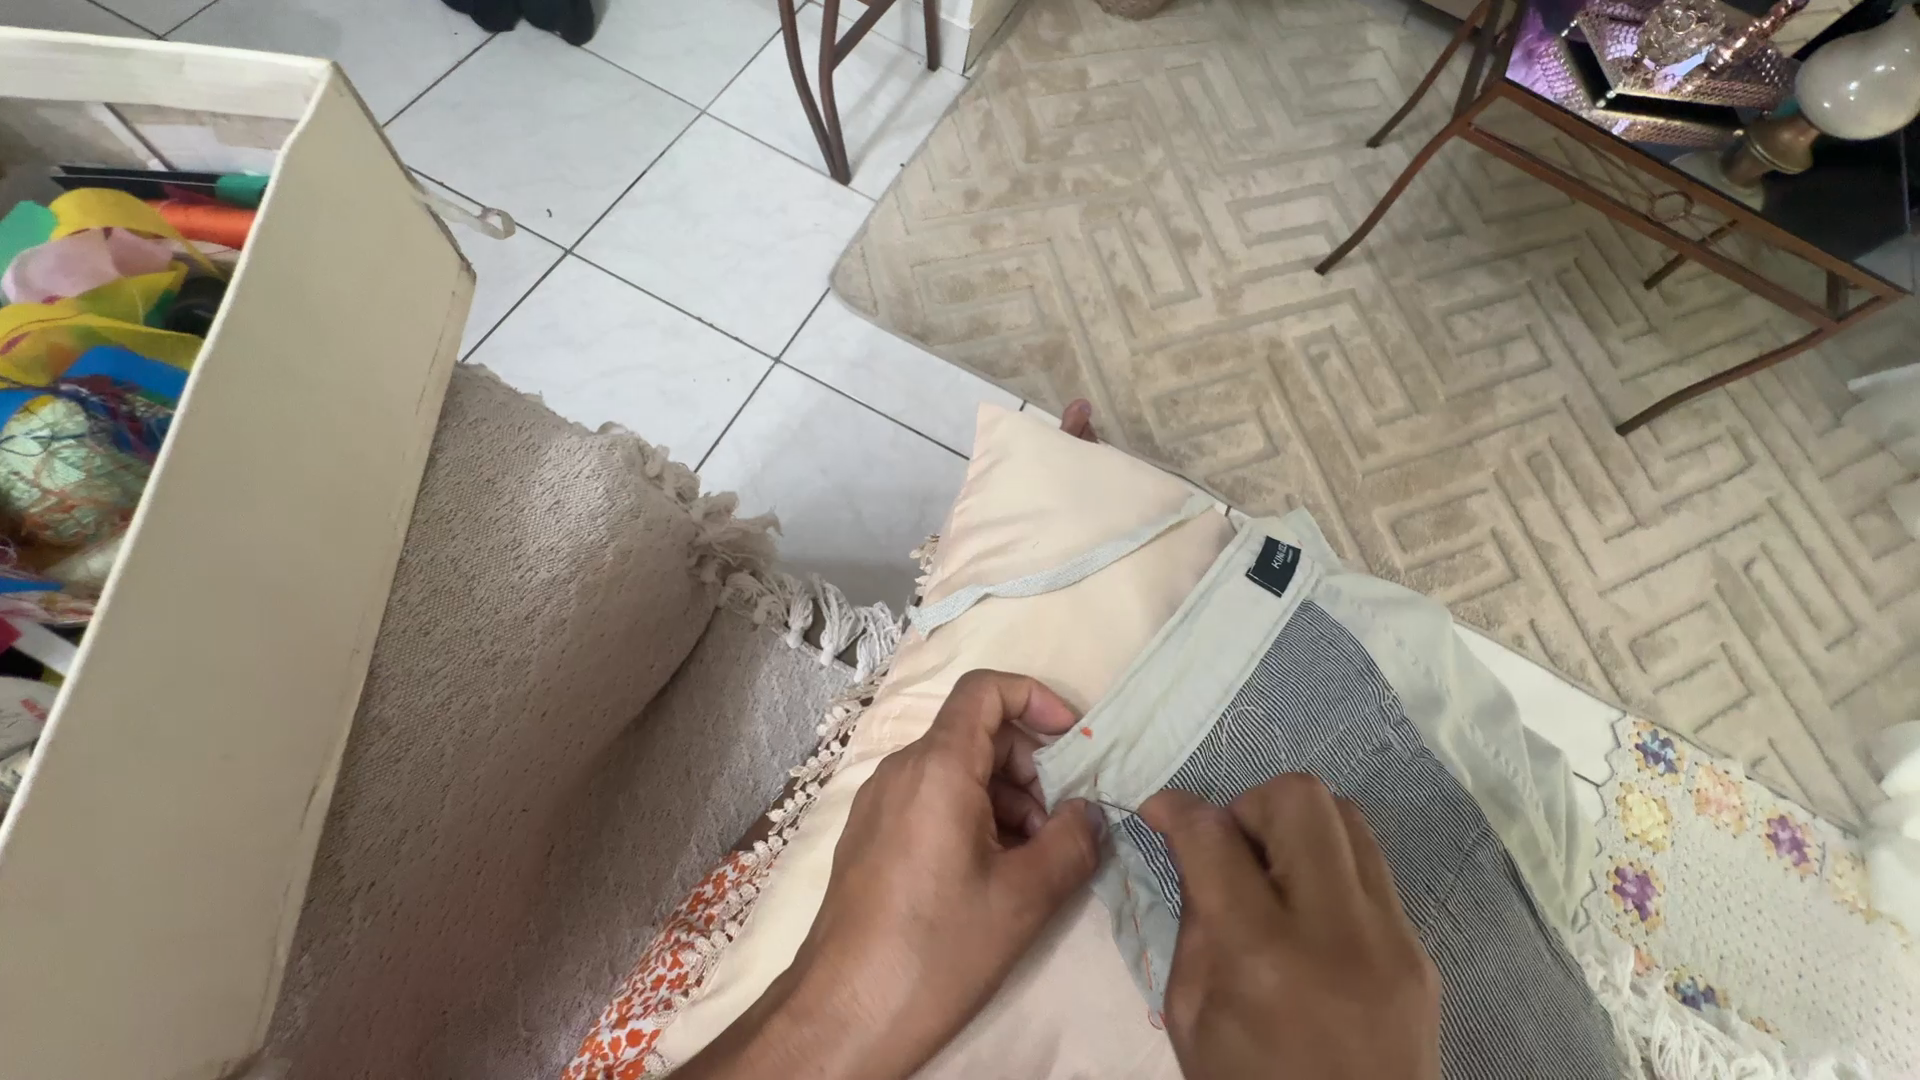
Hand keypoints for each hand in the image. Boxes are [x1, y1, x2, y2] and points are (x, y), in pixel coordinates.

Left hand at [680, 671, 1102, 1079]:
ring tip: (1029, 859)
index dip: (1035, 697)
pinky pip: (932, 798)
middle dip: (1029, 766)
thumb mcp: (1023, 898)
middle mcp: (902, 769)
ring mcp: (881, 800)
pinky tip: (990, 872)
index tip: (1071, 738)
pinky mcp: (871, 832)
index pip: (985, 689)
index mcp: (937, 766)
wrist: (842, 1014)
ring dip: (1005, 797)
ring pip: (957, 769)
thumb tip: (1090, 812)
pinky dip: (973, 815)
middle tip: (1057, 825)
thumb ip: (1072, 841)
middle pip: (977, 732)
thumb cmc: (936, 949)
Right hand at [1140, 775, 1441, 1079]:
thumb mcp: (1191, 1014)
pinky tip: (1307, 911)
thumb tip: (1196, 848)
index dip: (1175, 808)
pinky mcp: (1422, 953)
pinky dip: (1327, 864)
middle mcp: (1338, 932)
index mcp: (1263, 956)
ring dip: (1293, 825)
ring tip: (1270, 874)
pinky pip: (1370, 866)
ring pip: (1346, 815)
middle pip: (1298, 797)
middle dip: (1247, 804)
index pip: (1214, 836)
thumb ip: (1194, 919)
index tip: (1159, 812)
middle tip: (1228, 849)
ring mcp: (1395, 940)